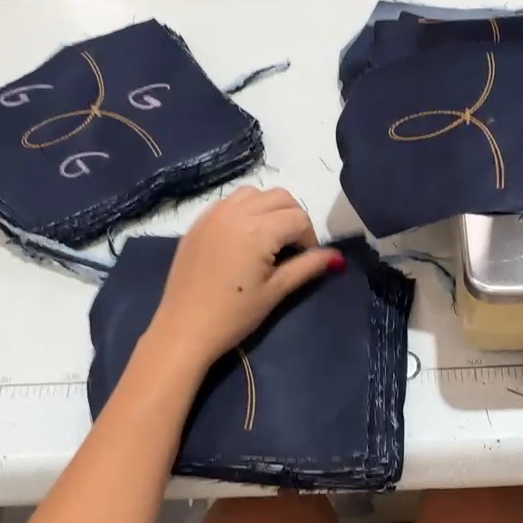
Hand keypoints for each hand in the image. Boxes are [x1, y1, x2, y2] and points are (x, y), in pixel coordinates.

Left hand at [142, 186, 342, 371]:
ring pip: (253, 193)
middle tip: (291, 249)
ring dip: (269, 208)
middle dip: (293, 218)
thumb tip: (337, 257)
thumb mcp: (276, 291)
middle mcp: (235, 212)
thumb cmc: (234, 316)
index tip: (305, 261)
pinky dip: (245, 210)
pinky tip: (244, 238)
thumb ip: (307, 267)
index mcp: (257, 230)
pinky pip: (229, 202)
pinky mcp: (197, 223)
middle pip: (280, 197)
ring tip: (268, 239)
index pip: (299, 218)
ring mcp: (213, 214)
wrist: (184, 329)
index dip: (309, 239)